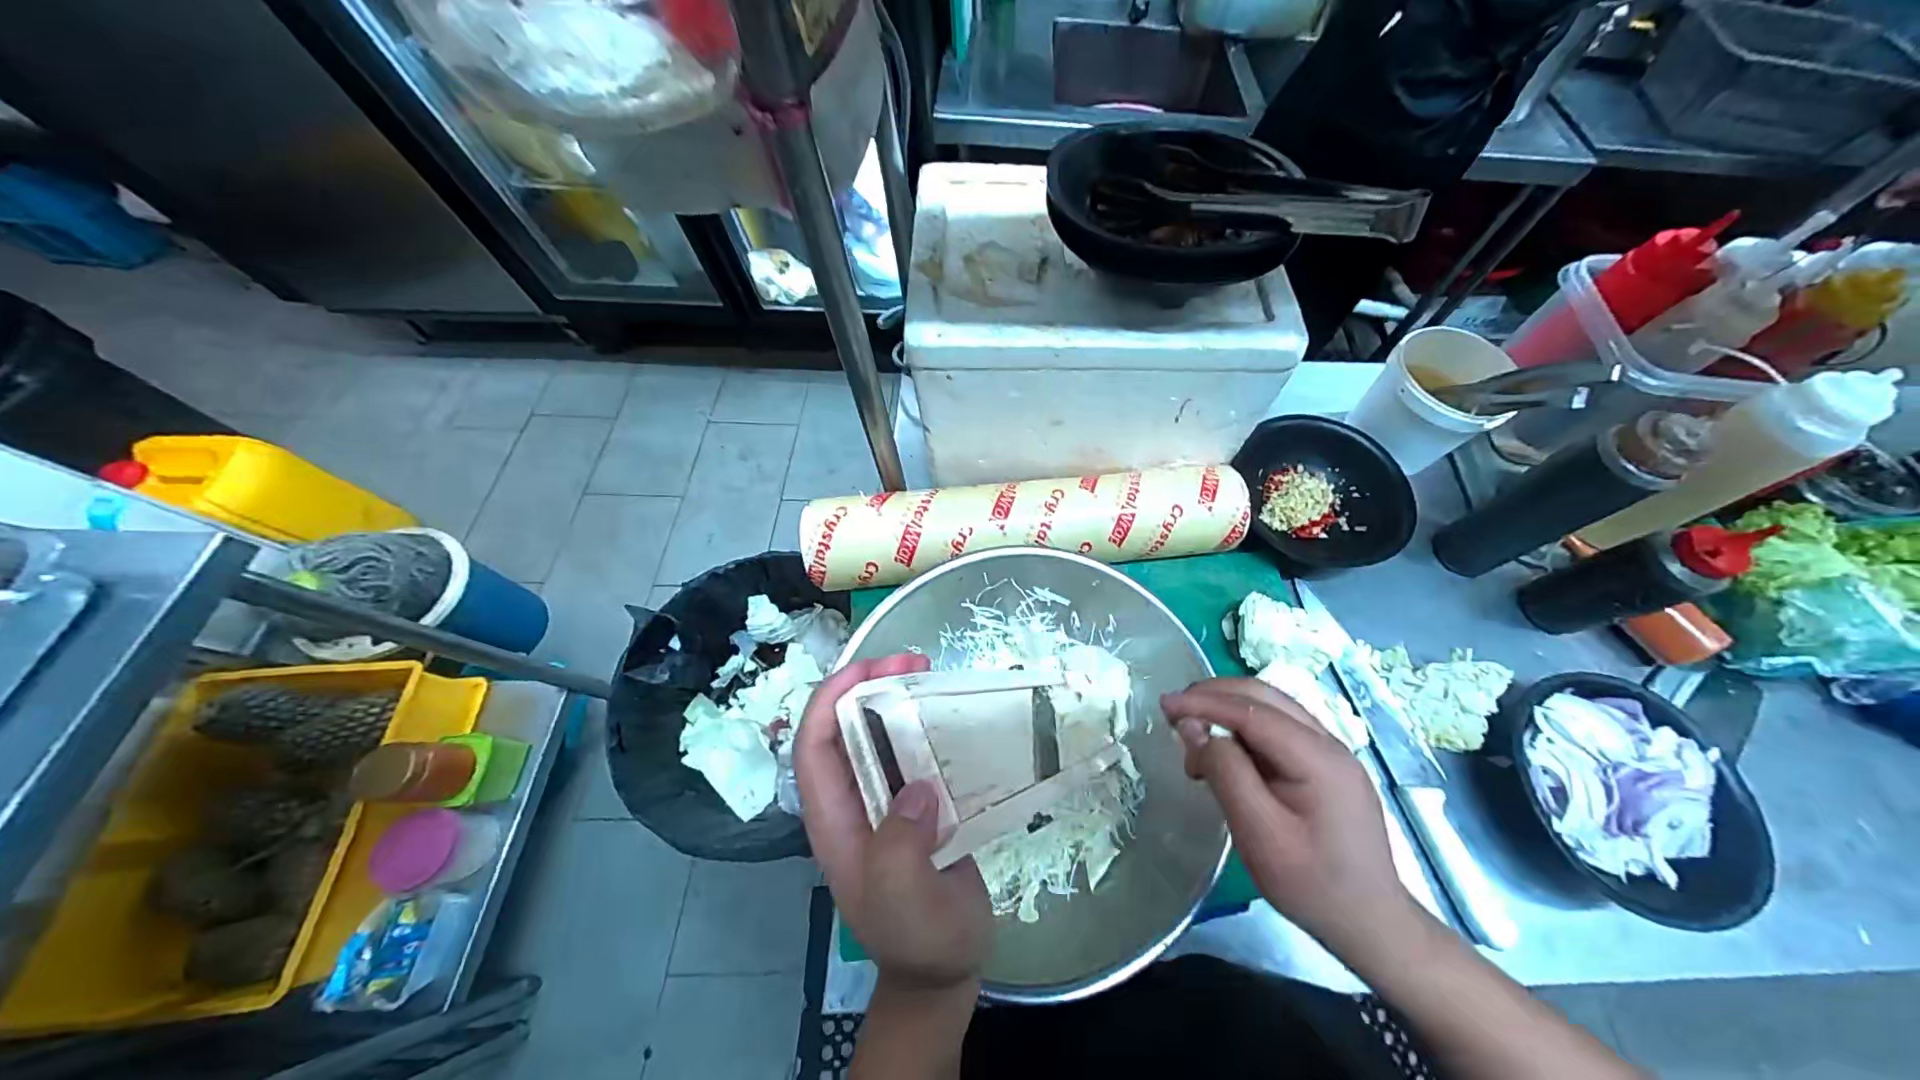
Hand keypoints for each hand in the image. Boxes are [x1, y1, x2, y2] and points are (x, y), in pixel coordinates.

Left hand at [796, 654, 991, 990]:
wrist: (944, 970)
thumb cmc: (918, 939)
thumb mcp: (903, 900)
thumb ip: (900, 847)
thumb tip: (916, 788)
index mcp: (833, 819)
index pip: (813, 746)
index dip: (830, 700)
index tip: (869, 668)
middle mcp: (853, 801)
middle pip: (845, 729)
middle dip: (868, 685)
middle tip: (915, 660)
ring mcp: (884, 802)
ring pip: (879, 735)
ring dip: (899, 698)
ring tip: (933, 673)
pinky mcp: (915, 805)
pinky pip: (914, 753)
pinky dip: (927, 724)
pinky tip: (953, 713)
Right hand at [1163, 677, 1415, 953]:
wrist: (1372, 924)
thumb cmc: (1313, 884)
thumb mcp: (1260, 834)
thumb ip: (1226, 773)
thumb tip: (1194, 730)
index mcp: (1319, 757)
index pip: (1252, 711)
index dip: (1204, 703)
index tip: (1163, 706)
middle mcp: (1329, 743)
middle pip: (1264, 698)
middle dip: (1214, 697)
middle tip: (1173, 716)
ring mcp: (1331, 754)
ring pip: (1271, 709)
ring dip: (1227, 711)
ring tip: (1192, 738)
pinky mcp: (1326, 768)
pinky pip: (1278, 731)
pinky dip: (1243, 730)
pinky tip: (1224, 753)